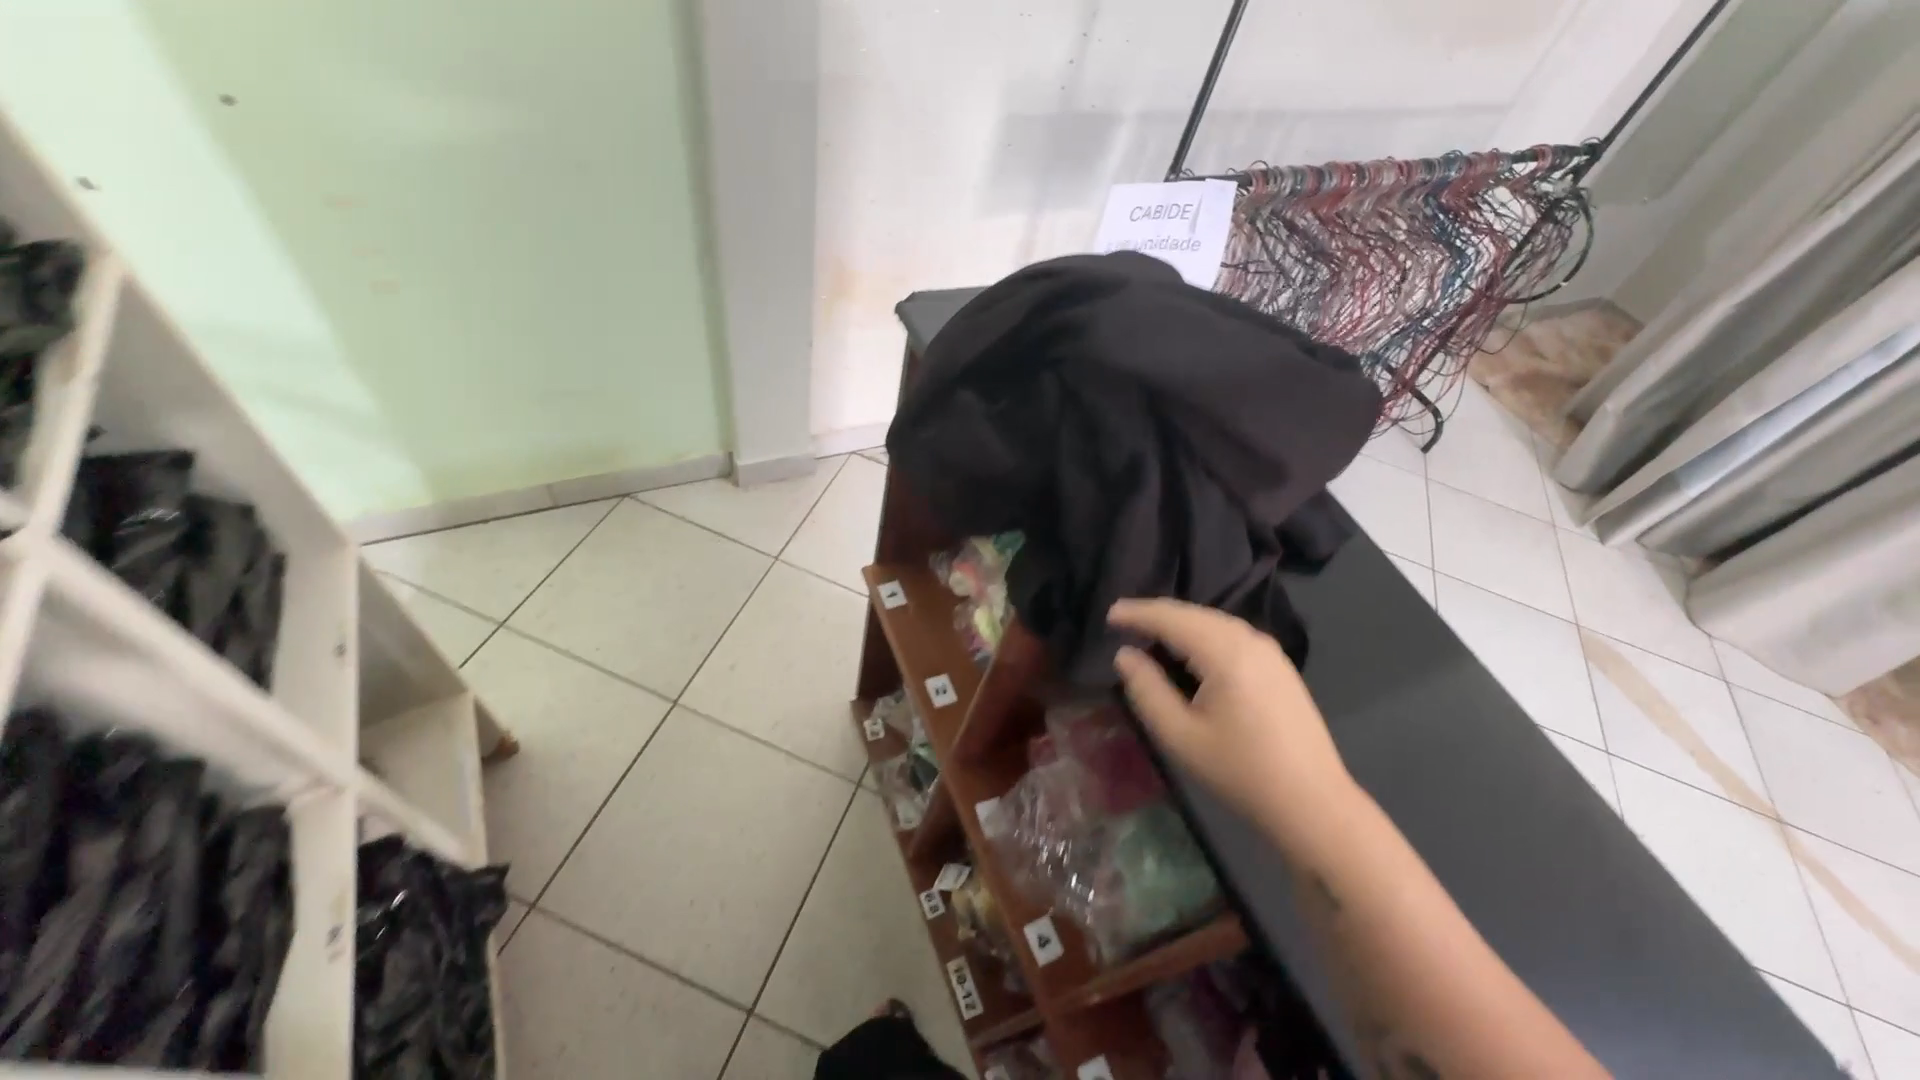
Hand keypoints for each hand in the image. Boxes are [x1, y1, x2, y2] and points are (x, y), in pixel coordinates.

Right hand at [1109, 598, 1357, 845]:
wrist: (1311, 802)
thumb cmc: (1240, 771)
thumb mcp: (1180, 736)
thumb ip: (1147, 690)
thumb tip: (1125, 655)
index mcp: (1225, 652)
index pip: (1172, 618)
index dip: (1137, 613)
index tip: (1108, 615)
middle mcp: (1250, 640)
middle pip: (1195, 614)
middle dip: (1157, 615)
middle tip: (1123, 622)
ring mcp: (1270, 652)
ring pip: (1215, 623)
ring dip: (1181, 624)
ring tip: (1149, 634)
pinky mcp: (1279, 667)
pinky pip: (1231, 637)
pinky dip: (1202, 635)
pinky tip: (1189, 652)